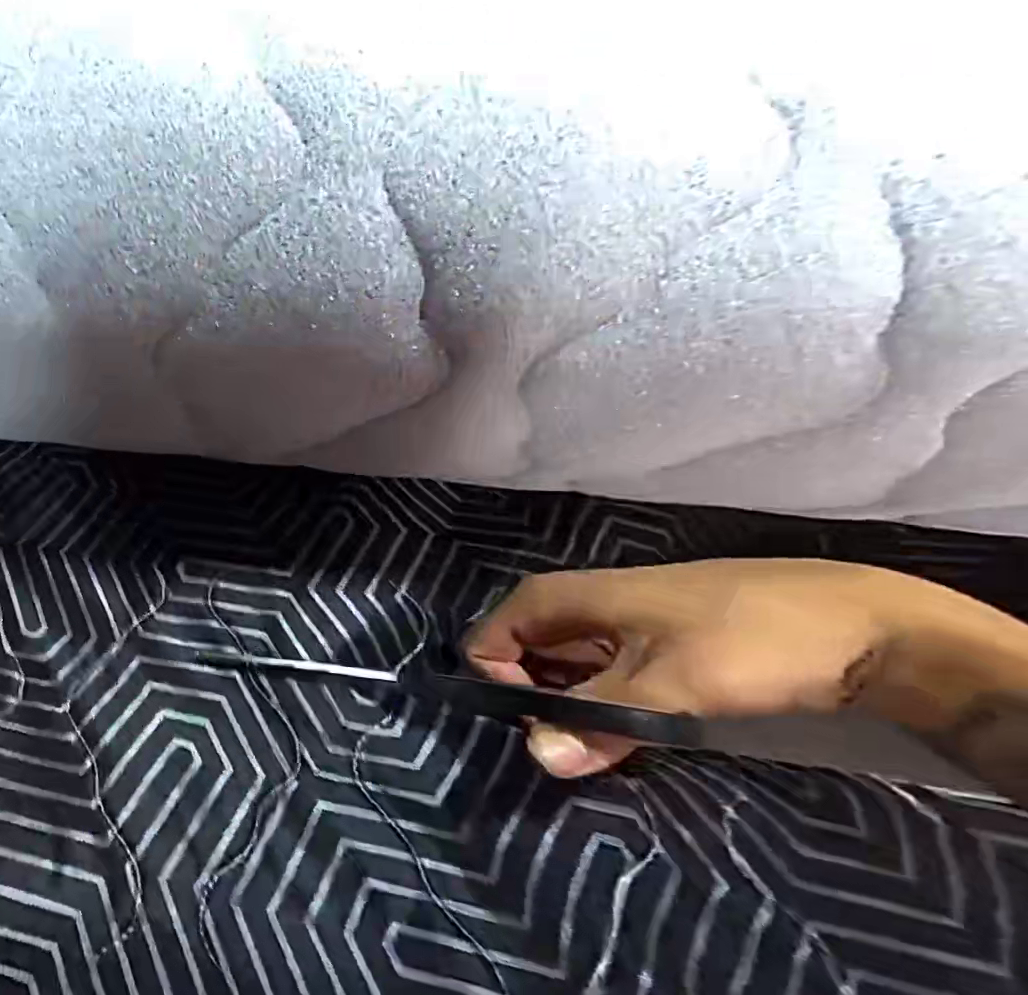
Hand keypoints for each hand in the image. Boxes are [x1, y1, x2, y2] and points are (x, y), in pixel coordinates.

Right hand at [464, 559, 902, 778]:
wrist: (869, 624)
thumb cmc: (750, 642)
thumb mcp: (670, 687)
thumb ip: (598, 719)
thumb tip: (539, 759)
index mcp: (556, 596)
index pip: (485, 643)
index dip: (502, 687)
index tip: (549, 725)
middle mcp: (571, 603)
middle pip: (519, 656)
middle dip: (538, 703)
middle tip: (585, 743)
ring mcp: (609, 620)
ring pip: (560, 666)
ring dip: (574, 707)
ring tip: (615, 740)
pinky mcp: (645, 639)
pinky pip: (597, 670)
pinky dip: (604, 700)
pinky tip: (639, 724)